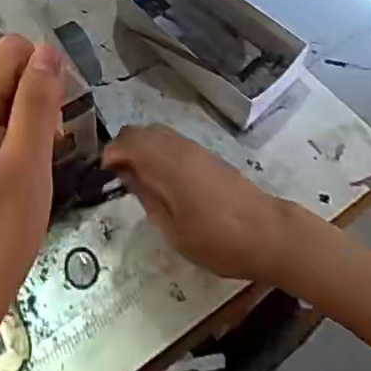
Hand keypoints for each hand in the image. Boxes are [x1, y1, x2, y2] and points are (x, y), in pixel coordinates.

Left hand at [0, 36, 64, 370]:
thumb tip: (50, 50)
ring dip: (40, 114)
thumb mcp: (26, 163)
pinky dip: (30, 132)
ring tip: (46, 155)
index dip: (45, 69)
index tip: (62, 111)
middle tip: (54, 139)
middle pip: (13, 67)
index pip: (13, 49)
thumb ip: (38, 102)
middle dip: (43, 92)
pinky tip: (35, 164)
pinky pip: (10, 118)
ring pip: (15, 93)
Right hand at [101, 125, 310, 284]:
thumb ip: (148, 199)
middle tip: (115, 175)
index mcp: (166, 163)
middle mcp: (177, 147)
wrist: (269, 233)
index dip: (109, 155)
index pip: (126, 142)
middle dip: (121, 147)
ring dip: (139, 147)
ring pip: (155, 132)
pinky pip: (170, 140)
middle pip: (138, 131)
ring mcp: (193, 148)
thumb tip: (128, 178)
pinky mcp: (206, 154)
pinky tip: (159, 176)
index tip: (102, 176)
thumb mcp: (175, 231)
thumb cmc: (219, 240)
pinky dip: (156, 149)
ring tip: (134, 176)